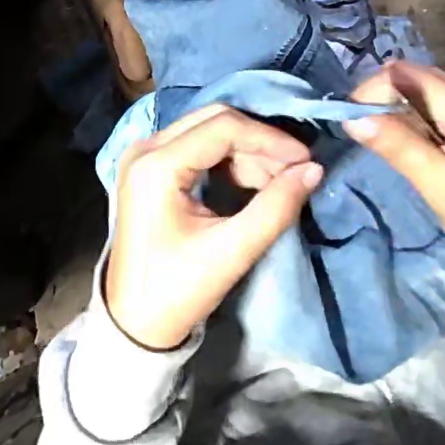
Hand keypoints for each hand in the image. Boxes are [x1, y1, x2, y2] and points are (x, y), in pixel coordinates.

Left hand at [104, 104, 324, 350]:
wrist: (131, 324)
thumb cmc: (176, 291)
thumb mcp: (231, 252)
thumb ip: (276, 208)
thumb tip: (313, 170)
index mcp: (156, 165)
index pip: (224, 127)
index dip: (270, 139)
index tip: (306, 161)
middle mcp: (146, 148)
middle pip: (216, 120)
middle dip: (260, 142)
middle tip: (294, 170)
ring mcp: (145, 155)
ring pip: (209, 129)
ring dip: (248, 151)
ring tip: (278, 183)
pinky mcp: (150, 167)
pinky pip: (199, 145)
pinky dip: (230, 159)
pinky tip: (254, 183)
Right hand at [344, 61, 444, 236]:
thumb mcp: (437, 185)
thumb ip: (398, 147)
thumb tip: (354, 119)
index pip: (407, 75)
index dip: (374, 90)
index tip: (353, 120)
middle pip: (411, 74)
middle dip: (382, 99)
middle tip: (370, 134)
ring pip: (417, 81)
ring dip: (396, 105)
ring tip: (394, 140)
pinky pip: (429, 92)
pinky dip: (412, 110)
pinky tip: (415, 136)